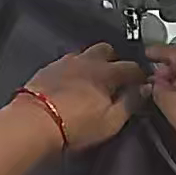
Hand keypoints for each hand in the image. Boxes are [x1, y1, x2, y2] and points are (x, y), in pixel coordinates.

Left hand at [20, 44, 146, 150]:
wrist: (34, 120)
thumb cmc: (73, 124)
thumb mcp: (111, 121)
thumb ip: (130, 103)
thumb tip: (142, 91)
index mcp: (106, 72)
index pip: (131, 67)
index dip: (139, 76)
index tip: (141, 84)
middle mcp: (86, 61)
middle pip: (107, 50)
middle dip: (115, 61)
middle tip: (116, 78)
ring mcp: (65, 63)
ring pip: (85, 54)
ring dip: (92, 63)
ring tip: (93, 80)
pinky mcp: (48, 69)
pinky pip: (66, 63)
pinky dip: (73, 70)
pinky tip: (71, 83)